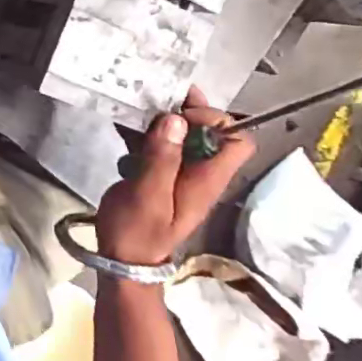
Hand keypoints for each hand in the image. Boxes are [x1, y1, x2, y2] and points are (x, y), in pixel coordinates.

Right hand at [95, 87, 254, 265]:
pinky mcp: (159, 175)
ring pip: (184, 136)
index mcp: (207, 179)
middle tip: (159, 98)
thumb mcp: (148, 196)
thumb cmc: (138, 232)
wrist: (123, 262)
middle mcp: (200, 173)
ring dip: (165, 120)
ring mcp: (180, 174)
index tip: (181, 118)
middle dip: (188, 112)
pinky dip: (147, 133)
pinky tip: (126, 124)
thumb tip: (176, 120)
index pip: (237, 140)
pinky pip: (161, 146)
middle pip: (211, 133)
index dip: (215, 121)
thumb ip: (162, 158)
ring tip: (139, 108)